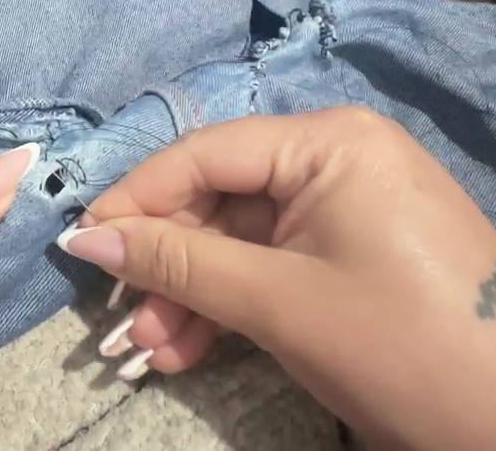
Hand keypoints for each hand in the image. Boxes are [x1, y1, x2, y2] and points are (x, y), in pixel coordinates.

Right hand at [54, 109, 495, 450]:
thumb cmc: (411, 355)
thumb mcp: (281, 305)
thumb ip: (178, 263)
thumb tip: (84, 235)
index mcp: (327, 140)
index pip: (206, 154)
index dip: (139, 196)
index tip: (85, 240)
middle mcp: (334, 156)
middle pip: (220, 198)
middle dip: (170, 263)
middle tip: (124, 318)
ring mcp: (348, 205)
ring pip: (241, 239)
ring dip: (194, 293)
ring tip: (152, 349)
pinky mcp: (355, 252)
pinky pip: (274, 264)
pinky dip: (233, 306)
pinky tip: (191, 350)